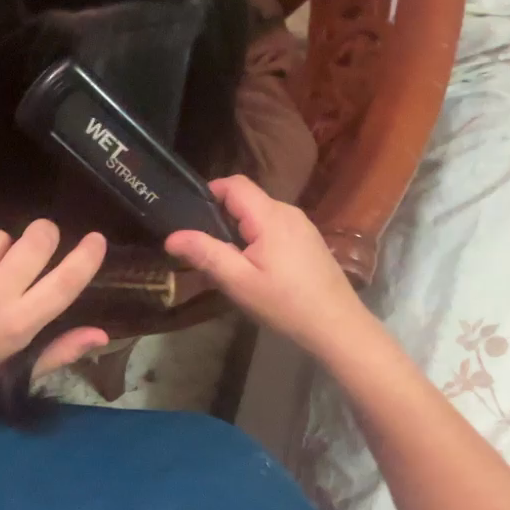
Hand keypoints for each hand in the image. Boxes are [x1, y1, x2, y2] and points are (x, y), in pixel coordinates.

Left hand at [0, 220, 109, 402]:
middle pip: (37, 240)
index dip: (87, 257)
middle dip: (45, 234)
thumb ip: (60, 350)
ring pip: (0, 237)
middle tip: (41, 244)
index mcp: (20, 324)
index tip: (97, 240)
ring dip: (2, 248)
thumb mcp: (16, 368)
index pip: (65, 282)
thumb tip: (102, 334)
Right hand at [165, 177, 367, 355]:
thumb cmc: (285, 303)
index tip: (190, 216)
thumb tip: (172, 236)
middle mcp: (288, 212)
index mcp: (270, 216)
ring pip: (261, 215)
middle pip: (247, 200)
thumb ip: (206, 254)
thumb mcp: (239, 281)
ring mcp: (302, 226)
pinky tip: (255, 269)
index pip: (235, 184)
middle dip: (222, 216)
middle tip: (204, 248)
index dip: (209, 192)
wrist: (336, 325)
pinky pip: (275, 228)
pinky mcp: (309, 241)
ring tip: (227, 262)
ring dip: (240, 230)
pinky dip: (258, 239)